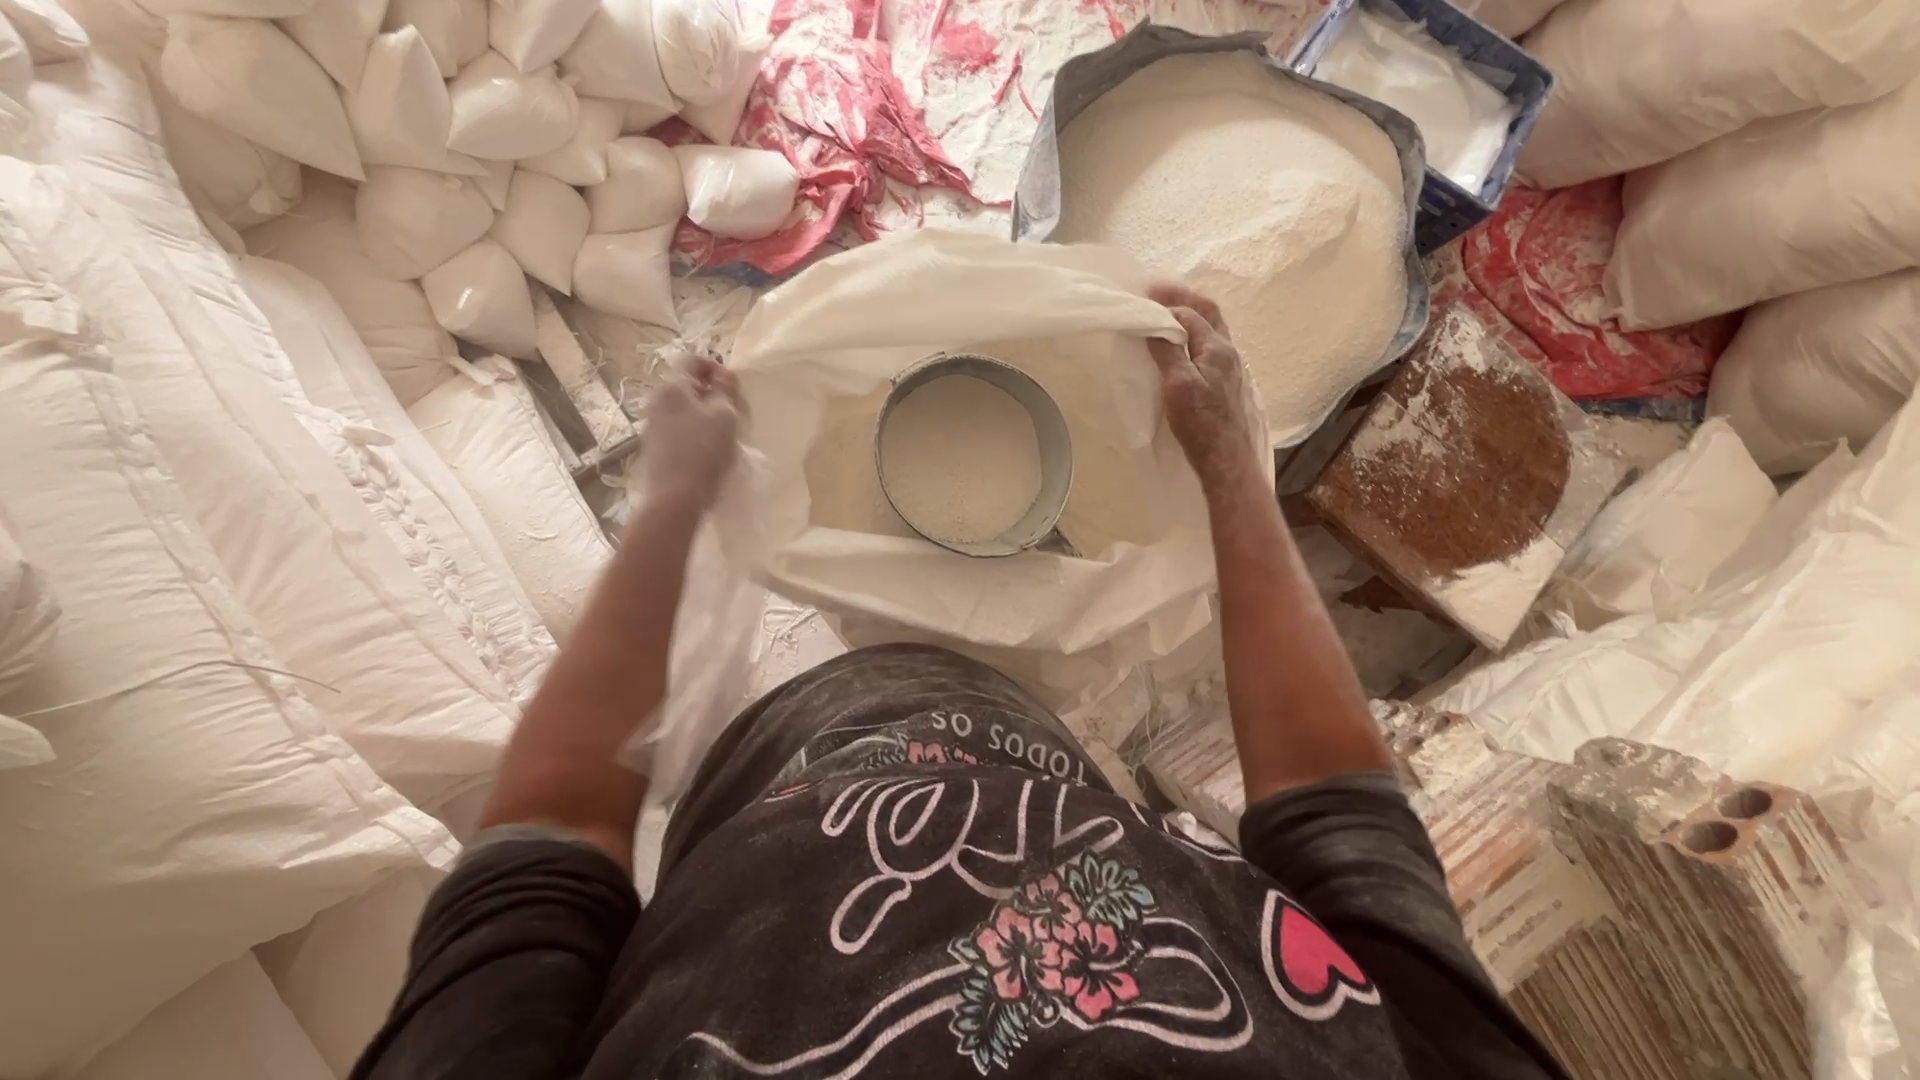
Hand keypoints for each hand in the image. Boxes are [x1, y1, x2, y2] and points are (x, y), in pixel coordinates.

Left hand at [633, 356, 743, 511]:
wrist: (675, 498)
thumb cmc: (703, 452)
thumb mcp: (724, 416)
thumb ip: (726, 389)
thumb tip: (725, 372)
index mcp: (672, 387)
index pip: (692, 359)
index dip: (716, 366)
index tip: (733, 387)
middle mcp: (657, 400)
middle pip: (688, 384)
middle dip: (713, 392)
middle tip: (735, 411)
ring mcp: (654, 423)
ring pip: (685, 406)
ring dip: (706, 412)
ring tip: (725, 432)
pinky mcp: (656, 445)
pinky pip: (680, 426)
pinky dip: (696, 429)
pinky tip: (710, 448)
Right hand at [1146, 285, 1262, 494]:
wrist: (1224, 457)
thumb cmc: (1200, 421)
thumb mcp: (1177, 383)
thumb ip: (1167, 350)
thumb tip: (1156, 323)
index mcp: (1216, 347)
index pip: (1189, 314)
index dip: (1166, 304)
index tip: (1143, 297)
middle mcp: (1228, 352)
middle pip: (1208, 314)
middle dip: (1183, 299)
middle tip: (1158, 293)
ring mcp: (1230, 368)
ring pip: (1210, 331)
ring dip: (1189, 318)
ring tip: (1167, 316)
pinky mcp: (1225, 384)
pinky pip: (1208, 349)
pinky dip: (1192, 338)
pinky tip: (1181, 348)